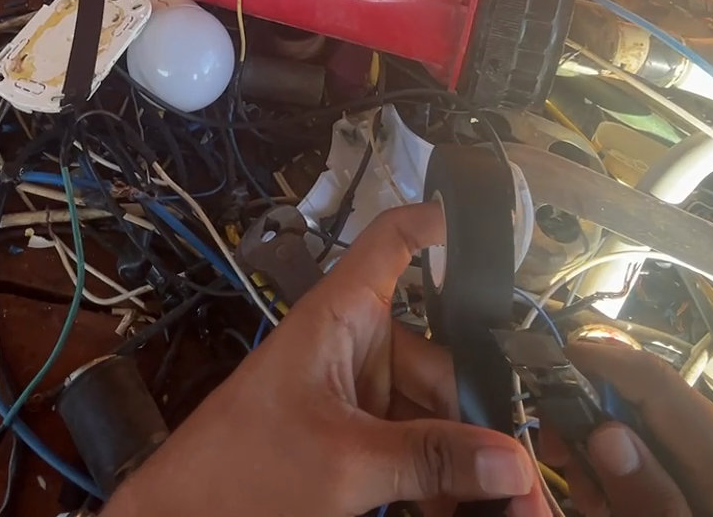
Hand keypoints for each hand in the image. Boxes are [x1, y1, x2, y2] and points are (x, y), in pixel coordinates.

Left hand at [105, 202, 548, 516]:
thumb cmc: (246, 464)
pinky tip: (462, 511)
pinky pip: (410, 441)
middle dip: (482, 417)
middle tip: (526, 480)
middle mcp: (354, 341)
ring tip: (508, 507)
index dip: (435, 225)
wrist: (186, 512)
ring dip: (465, 459)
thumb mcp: (345, 463)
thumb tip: (513, 463)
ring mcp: (354, 389)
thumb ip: (430, 460)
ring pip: (431, 410)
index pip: (391, 242)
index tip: (488, 233)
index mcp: (342, 314)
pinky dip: (436, 476)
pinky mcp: (352, 431)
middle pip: (440, 357)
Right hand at [543, 340, 712, 516]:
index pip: (656, 380)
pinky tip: (619, 490)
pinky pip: (668, 433)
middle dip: (590, 412)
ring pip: (650, 410)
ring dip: (605, 436)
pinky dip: (632, 452)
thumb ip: (648, 504)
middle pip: (646, 393)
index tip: (538, 366)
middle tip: (555, 453)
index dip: (594, 360)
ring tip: (590, 490)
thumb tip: (604, 433)